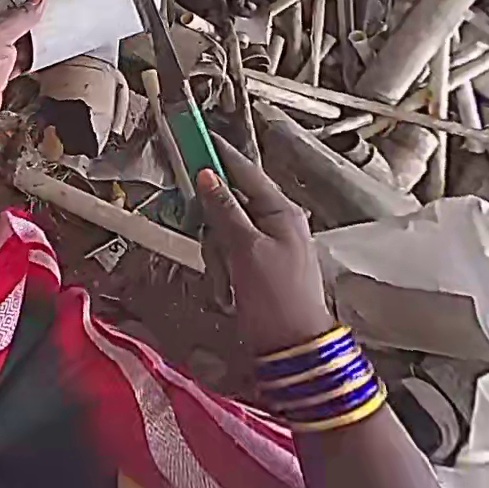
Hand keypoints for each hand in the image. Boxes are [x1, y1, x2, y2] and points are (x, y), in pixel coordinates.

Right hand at [197, 138, 334, 356]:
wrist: (293, 351)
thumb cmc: (277, 297)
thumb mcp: (246, 248)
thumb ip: (223, 209)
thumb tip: (205, 175)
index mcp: (281, 211)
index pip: (244, 170)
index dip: (219, 153)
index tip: (195, 136)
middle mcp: (273, 221)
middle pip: (226, 199)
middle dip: (213, 221)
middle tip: (210, 238)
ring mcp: (263, 243)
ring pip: (219, 226)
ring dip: (215, 249)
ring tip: (225, 274)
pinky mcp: (252, 262)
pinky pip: (223, 248)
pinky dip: (219, 264)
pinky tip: (227, 285)